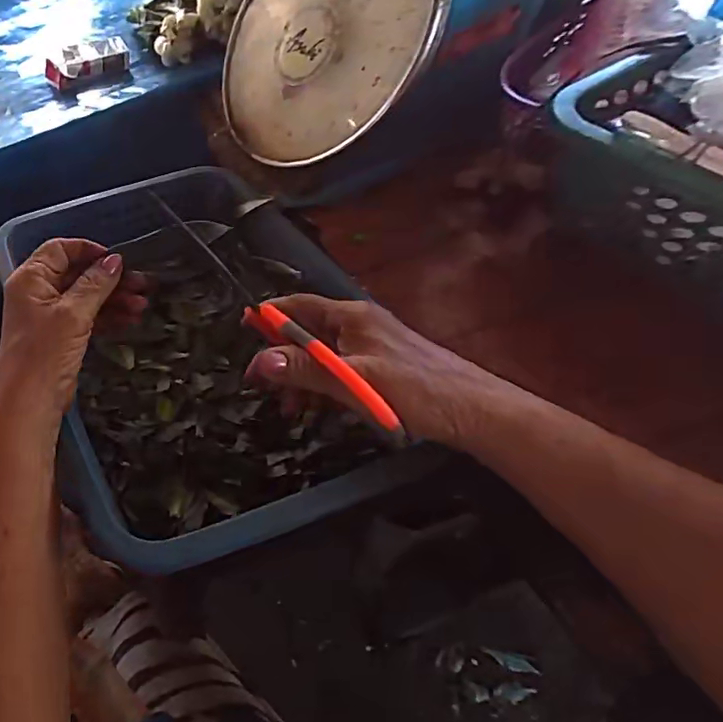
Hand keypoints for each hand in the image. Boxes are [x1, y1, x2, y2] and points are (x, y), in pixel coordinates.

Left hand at [0, 239, 148, 414]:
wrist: (29, 401)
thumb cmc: (44, 353)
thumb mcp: (73, 314)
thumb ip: (95, 284)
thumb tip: (114, 261)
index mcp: (30, 279)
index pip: (59, 249)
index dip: (88, 250)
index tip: (116, 259)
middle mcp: (35, 293)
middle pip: (76, 274)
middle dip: (109, 278)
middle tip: (142, 285)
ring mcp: (46, 316)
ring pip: (84, 297)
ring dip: (113, 299)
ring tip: (142, 306)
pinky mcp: (58, 337)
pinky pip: (85, 318)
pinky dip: (106, 317)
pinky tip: (130, 320)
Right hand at [243, 294, 517, 445]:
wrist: (480, 415)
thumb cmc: (422, 391)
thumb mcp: (356, 380)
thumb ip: (306, 370)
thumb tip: (260, 362)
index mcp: (350, 317)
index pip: (295, 306)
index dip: (266, 317)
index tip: (242, 333)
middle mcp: (357, 326)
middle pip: (303, 334)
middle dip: (281, 359)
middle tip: (265, 385)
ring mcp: (369, 347)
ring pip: (319, 357)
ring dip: (300, 379)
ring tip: (293, 407)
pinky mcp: (378, 368)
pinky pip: (337, 372)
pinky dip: (321, 388)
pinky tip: (319, 408)